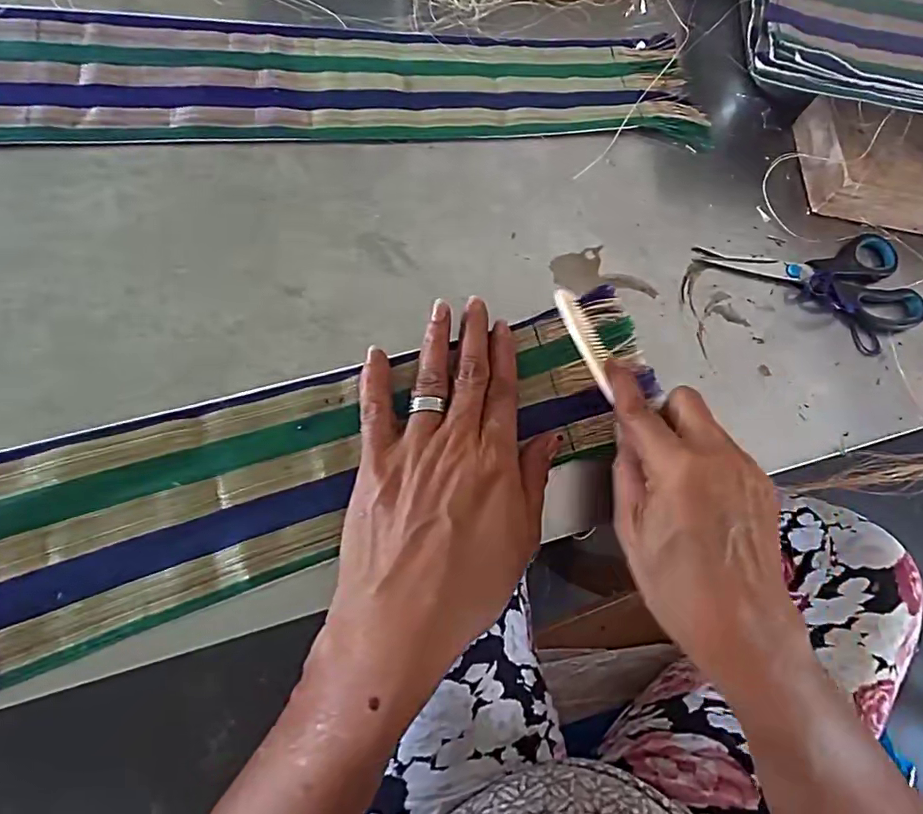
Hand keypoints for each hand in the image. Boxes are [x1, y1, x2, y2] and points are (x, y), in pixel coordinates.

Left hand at [312, 297, 561, 711]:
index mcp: (494, 462)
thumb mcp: (519, 541)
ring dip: (435, 345)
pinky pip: (375, 412)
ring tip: (440, 312)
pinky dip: (376, 380)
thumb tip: (547, 437)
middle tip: (475, 305)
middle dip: (473, 338)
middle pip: (469, 380)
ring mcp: (412, 450)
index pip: (503, 396)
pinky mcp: (375, 463)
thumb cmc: (468, 587)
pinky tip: (378, 354)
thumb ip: (532, 482)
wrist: (400, 617)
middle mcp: (455, 445)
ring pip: (429, 385)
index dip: (504, 358)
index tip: (503, 329)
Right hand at [608, 364, 804, 695]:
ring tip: (674, 484)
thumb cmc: (677, 589)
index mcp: (678, 469)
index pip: (642, 412)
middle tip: (647, 444)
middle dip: (661, 409)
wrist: (748, 632)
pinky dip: (705, 457)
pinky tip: (700, 501)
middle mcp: (717, 457)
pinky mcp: (762, 484)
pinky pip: (725, 450)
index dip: (622, 385)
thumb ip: (626, 473)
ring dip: (683, 435)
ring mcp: (746, 469)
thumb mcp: (632, 532)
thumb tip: (627, 438)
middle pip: (686, 400)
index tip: (612, 366)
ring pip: (707, 425)